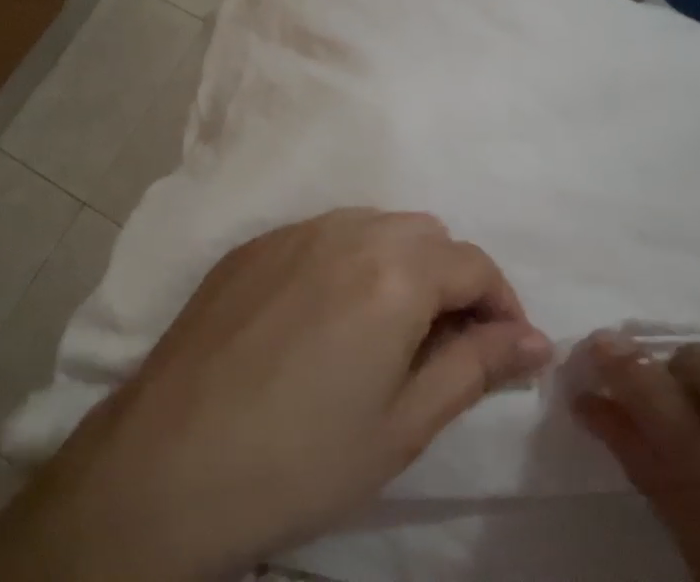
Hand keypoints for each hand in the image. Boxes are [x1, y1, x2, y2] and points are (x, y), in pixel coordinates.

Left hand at [0, 209, 551, 581]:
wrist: (163, 471)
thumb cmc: (300, 460)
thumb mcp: (404, 426)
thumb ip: (476, 367)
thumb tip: (536, 340)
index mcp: (394, 271)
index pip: (475, 265)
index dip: (503, 308)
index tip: (505, 355)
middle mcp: (345, 232)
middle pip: (426, 236)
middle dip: (451, 282)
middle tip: (444, 348)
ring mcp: (288, 235)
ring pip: (372, 228)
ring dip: (400, 266)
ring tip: (386, 334)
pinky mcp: (246, 250)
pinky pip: (320, 237)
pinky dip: (347, 264)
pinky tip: (325, 322)